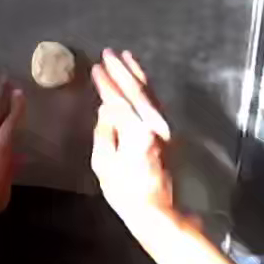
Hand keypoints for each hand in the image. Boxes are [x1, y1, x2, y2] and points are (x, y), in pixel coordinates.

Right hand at [91, 49, 175, 225]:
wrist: (157, 211)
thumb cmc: (125, 191)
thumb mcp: (103, 163)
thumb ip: (104, 131)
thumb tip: (106, 108)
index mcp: (137, 131)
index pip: (118, 99)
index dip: (106, 83)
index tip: (95, 67)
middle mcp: (155, 124)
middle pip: (137, 90)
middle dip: (122, 70)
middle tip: (109, 52)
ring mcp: (165, 128)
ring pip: (150, 93)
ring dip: (137, 74)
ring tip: (126, 58)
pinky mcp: (168, 133)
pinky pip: (155, 102)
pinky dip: (146, 88)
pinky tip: (139, 81)